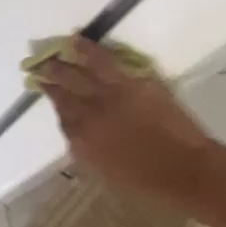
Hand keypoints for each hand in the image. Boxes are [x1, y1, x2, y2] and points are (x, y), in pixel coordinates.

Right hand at [35, 37, 217, 199]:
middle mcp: (88, 118)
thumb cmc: (149, 183)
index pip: (64, 120)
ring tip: (58, 49)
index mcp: (83, 145)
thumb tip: (83, 138)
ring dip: (65, 62)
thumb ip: (91, 152)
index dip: (56, 105)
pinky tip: (79, 43)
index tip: (49, 94)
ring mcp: (108, 98)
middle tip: (41, 69)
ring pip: (79, 74)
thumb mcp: (108, 174)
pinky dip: (89, 50)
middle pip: (64, 95)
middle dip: (51, 80)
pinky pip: (103, 62)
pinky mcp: (129, 83)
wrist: (184, 171)